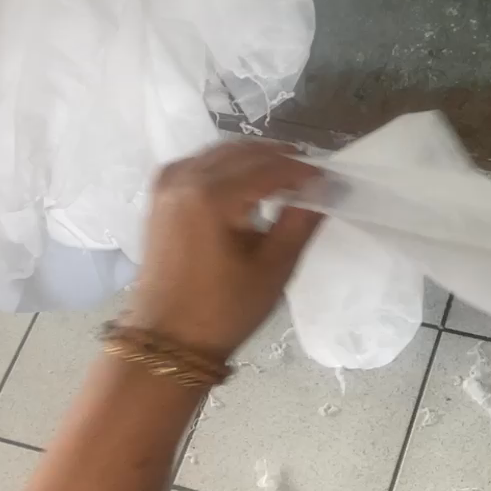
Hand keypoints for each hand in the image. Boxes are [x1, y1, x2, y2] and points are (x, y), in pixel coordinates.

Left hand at [124, 140, 321, 362]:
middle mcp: (185, 179)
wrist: (169, 338)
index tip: (330, 179)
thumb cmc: (226, 308)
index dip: (304, 170)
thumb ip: (302, 221)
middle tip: (311, 175)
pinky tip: (246, 182)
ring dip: (255, 159)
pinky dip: (228, 165)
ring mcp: (167, 185)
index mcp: (213, 197)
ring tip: (285, 177)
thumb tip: (324, 190)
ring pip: (220, 153)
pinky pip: (200, 164)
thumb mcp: (275, 267)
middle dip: (280, 158)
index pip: (270, 168)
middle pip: (243, 152)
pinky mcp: (159, 196)